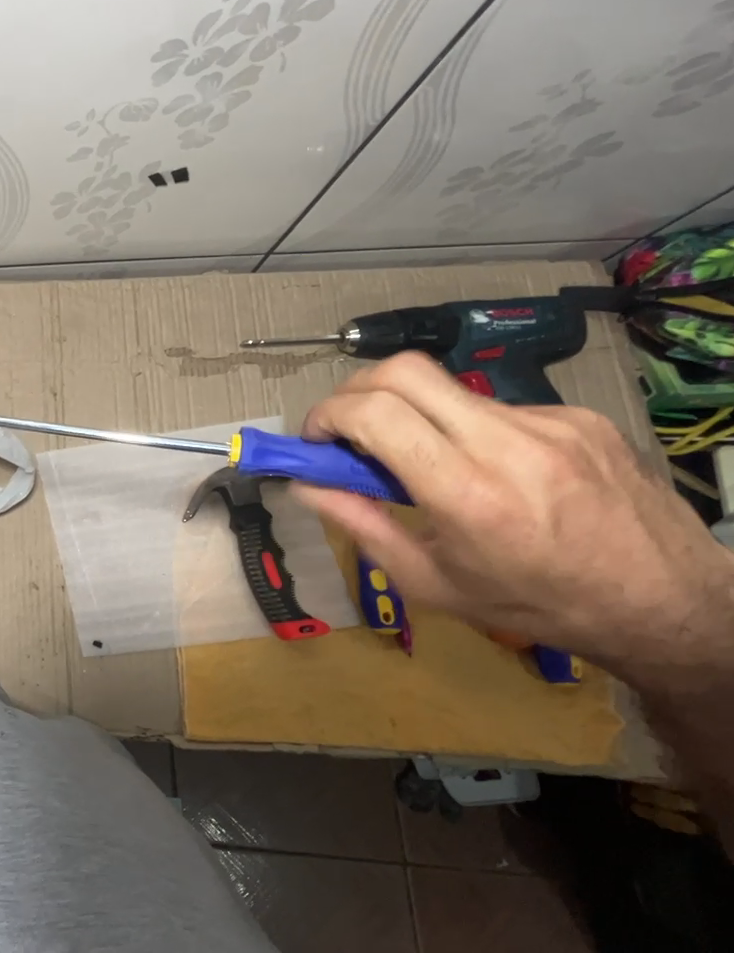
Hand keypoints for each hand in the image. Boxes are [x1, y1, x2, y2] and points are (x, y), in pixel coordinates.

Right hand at [291, 352, 733, 678]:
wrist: (670, 605)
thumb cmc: (535, 604)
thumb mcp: (428, 580)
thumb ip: (360, 523)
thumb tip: (305, 483)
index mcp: (467, 493)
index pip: (376, 413)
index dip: (327, 414)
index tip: (315, 440)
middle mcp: (510, 445)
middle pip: (403, 371)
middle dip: (354, 391)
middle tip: (347, 429)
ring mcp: (552, 423)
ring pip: (446, 389)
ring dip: (412, 414)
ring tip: (425, 461)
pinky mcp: (580, 418)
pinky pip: (494, 406)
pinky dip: (465, 428)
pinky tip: (488, 468)